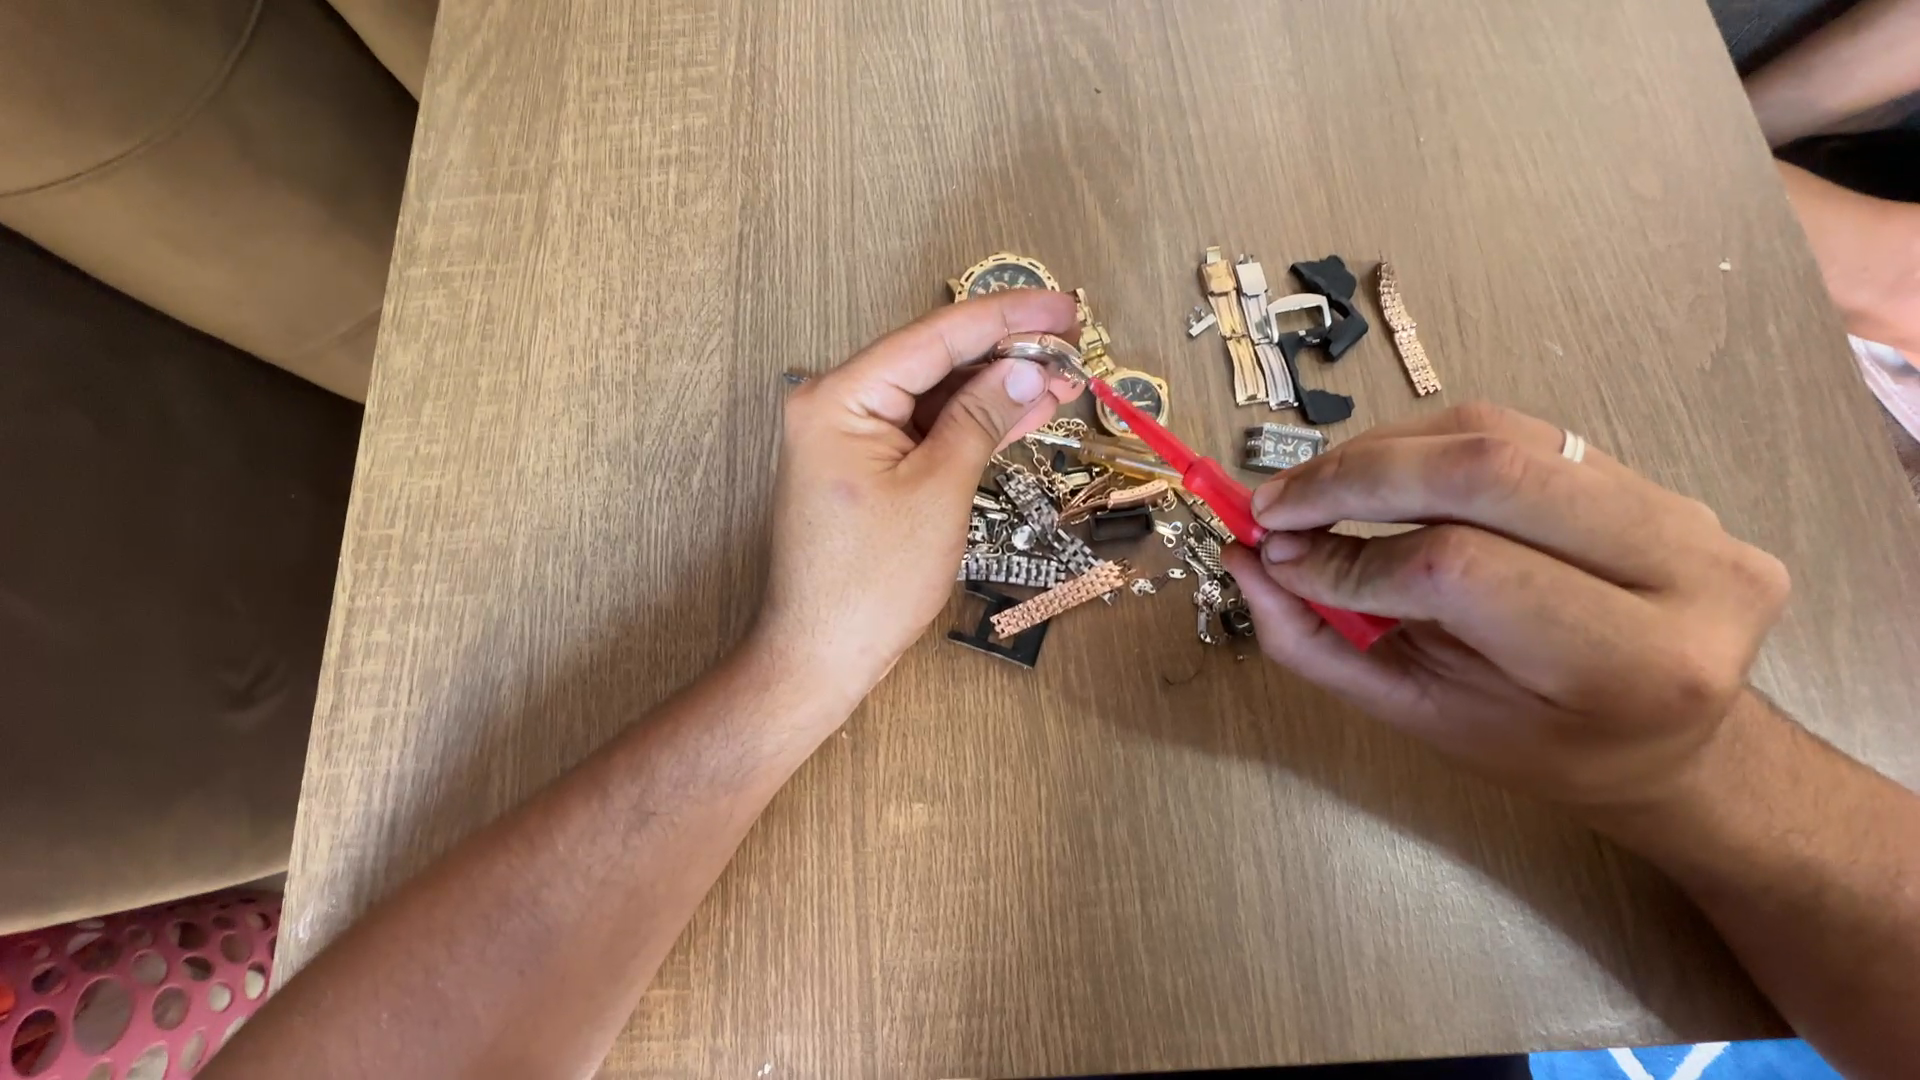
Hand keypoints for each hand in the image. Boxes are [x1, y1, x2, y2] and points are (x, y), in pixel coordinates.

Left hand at [751, 290, 1082, 697]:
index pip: (934, 337)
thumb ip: (982, 418)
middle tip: (1070, 344)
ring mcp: (850, 437)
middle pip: (934, 360)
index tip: (1062, 307)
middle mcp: (837, 404)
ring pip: (936, 396)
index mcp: (839, 397)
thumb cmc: (869, 584)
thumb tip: (1027, 369)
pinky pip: (926, 431)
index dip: (1006, 317)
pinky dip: (971, 425)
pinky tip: (1022, 412)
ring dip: (996, 390)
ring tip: (1061, 380)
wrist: (823, 654)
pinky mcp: (867, 466)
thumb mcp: (939, 490)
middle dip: (1005, 353)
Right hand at [1221, 403, 1791, 810]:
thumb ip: (1316, 642)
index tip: (1275, 559)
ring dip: (1376, 455)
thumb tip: (1246, 558)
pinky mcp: (1648, 476)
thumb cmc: (1532, 743)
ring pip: (1491, 434)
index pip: (1459, 570)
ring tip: (1312, 493)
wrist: (1668, 735)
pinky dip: (1417, 447)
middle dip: (1352, 478)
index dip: (1349, 560)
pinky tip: (1375, 481)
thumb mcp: (1413, 714)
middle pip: (1482, 470)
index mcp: (1629, 662)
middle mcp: (1680, 568)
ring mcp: (1679, 509)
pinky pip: (1508, 431)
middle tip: (1274, 505)